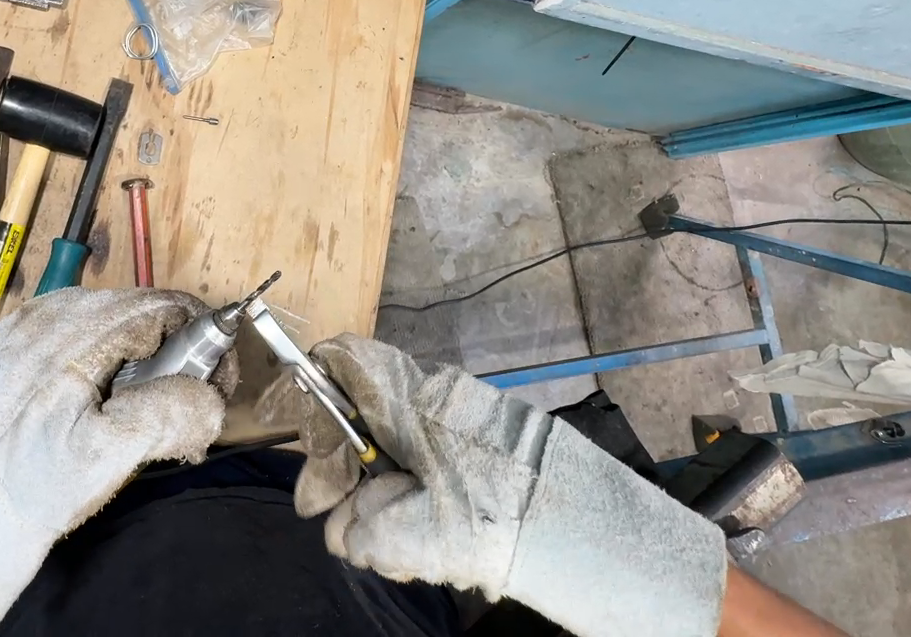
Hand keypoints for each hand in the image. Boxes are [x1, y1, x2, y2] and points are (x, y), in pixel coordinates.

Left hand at [0, 288, 229, 636]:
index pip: (170, 307)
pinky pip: (70, 346)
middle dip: (172, 359)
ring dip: (135, 368)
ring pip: (106, 331)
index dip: (204, 345)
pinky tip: (85, 419)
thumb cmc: (8, 486)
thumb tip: (210, 400)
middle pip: (140, 315)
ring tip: (130, 427)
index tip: (214, 387)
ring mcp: (25, 327)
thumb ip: (167, 414)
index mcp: (82, 325)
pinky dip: (97, 372)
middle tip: (177, 418)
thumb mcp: (102, 456)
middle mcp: (53, 312)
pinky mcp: (5, 350)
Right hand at [262, 334, 727, 636]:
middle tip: (347, 525)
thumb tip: (333, 524)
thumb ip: (368, 527)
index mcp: (420, 399)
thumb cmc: (512, 526)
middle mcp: (433, 401)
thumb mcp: (430, 534)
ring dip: (381, 507)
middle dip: (347, 476)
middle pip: (359, 417)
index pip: (345, 360)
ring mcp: (453, 426)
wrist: (605, 545)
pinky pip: (418, 472)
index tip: (305, 454)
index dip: (313, 394)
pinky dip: (410, 512)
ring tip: (406, 551)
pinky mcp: (470, 453)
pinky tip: (426, 548)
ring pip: (387, 453)